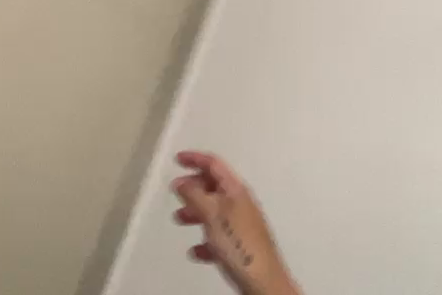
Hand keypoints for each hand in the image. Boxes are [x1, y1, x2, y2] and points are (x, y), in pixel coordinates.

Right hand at [169, 151, 298, 294]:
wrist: (264, 282)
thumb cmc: (239, 243)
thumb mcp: (210, 214)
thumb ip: (193, 194)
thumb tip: (182, 182)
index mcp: (235, 189)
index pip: (213, 163)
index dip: (194, 158)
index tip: (178, 159)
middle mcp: (241, 202)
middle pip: (214, 186)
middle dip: (193, 188)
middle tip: (177, 191)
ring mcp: (244, 224)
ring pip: (215, 210)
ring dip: (196, 212)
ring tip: (180, 219)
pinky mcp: (244, 244)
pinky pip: (220, 234)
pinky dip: (206, 238)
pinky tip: (197, 250)